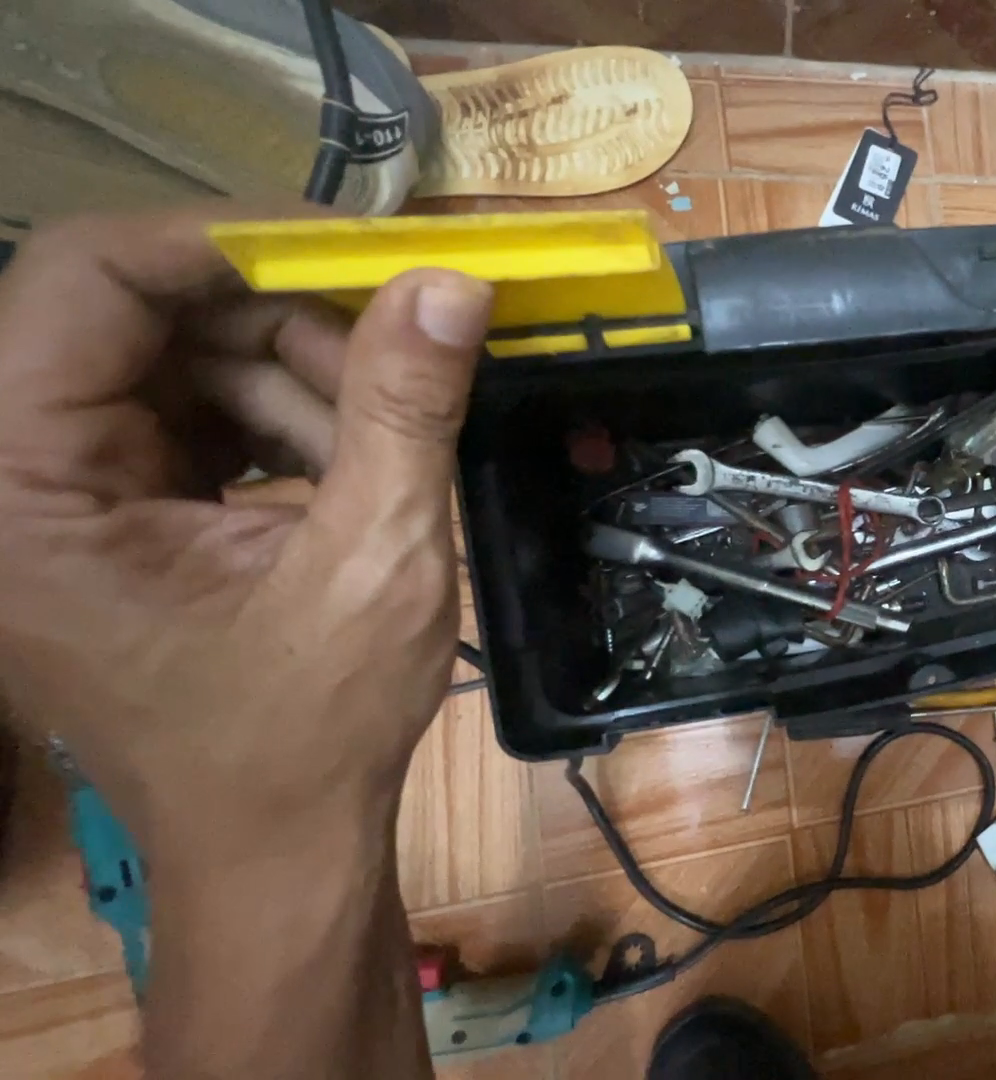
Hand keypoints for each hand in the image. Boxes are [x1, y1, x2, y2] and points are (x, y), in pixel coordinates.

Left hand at [0, 208, 492, 860]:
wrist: (285, 831)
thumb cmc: (316, 717)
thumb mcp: (378, 555)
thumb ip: (404, 411)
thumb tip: (451, 287)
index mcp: (16, 482)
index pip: (84, 282)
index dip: (230, 250)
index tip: (369, 263)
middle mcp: (8, 474)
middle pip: (144, 324)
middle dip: (289, 336)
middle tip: (406, 374)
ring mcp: (62, 498)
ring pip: (186, 372)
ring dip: (305, 389)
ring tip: (389, 452)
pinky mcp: (120, 520)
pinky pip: (202, 426)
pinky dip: (293, 431)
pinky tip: (355, 476)